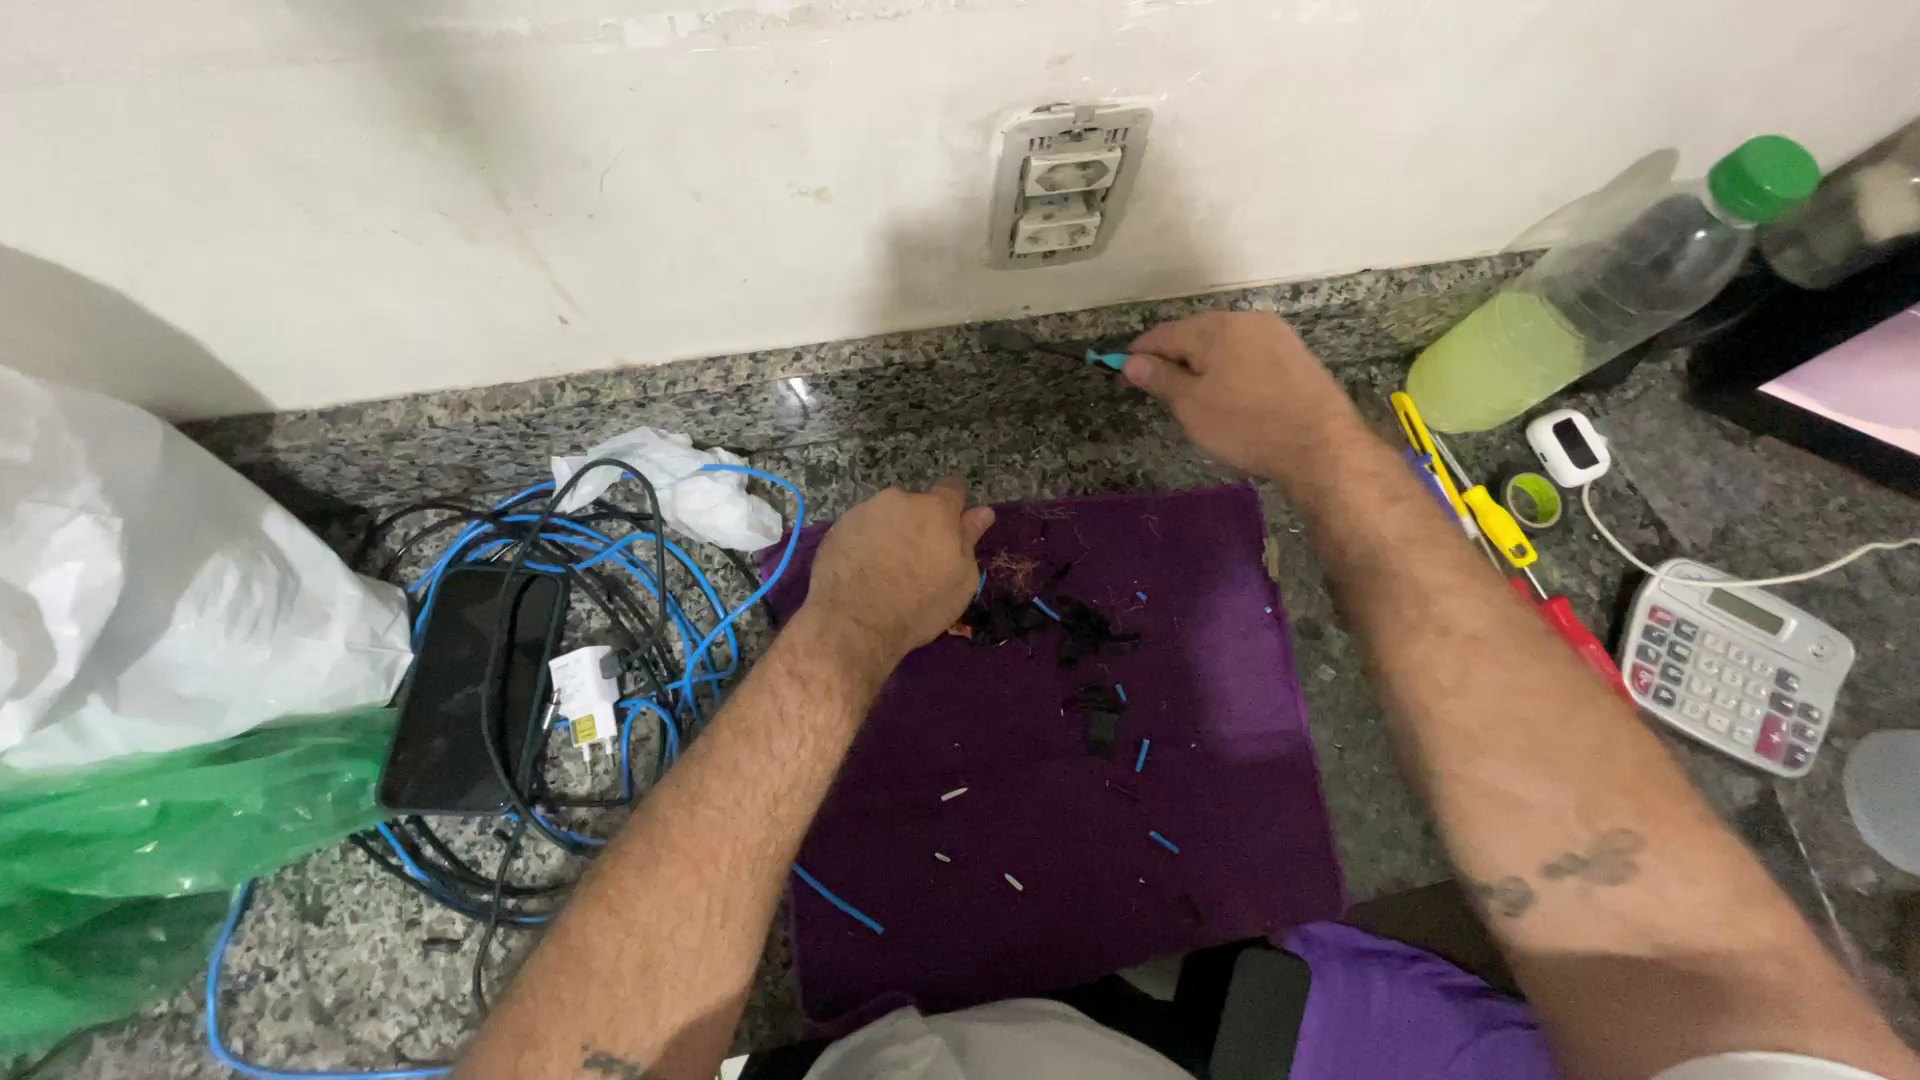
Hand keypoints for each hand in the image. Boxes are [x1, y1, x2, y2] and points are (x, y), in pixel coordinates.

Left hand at [798, 477, 995, 671]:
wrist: (855, 623)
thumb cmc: (920, 605)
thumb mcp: (961, 580)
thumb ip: (970, 540)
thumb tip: (983, 512)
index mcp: (935, 509)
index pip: (952, 488)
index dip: (955, 505)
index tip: (952, 525)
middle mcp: (899, 500)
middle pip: (915, 505)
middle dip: (918, 524)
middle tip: (916, 560)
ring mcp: (864, 512)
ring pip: (885, 516)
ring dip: (890, 533)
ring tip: (885, 569)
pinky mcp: (837, 528)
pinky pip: (859, 531)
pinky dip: (864, 544)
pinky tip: (862, 572)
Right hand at [1124, 312, 1366, 490]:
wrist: (1320, 444)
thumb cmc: (1245, 425)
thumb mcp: (1191, 406)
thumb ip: (1160, 378)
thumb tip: (1131, 361)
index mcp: (1214, 328)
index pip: (1162, 334)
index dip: (1138, 354)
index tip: (1121, 375)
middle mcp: (1244, 320)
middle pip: (1194, 334)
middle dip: (1172, 357)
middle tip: (1157, 390)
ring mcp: (1274, 334)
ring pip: (1223, 343)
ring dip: (1202, 363)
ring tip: (1193, 395)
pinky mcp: (1295, 354)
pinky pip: (1248, 353)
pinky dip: (1230, 368)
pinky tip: (1230, 394)